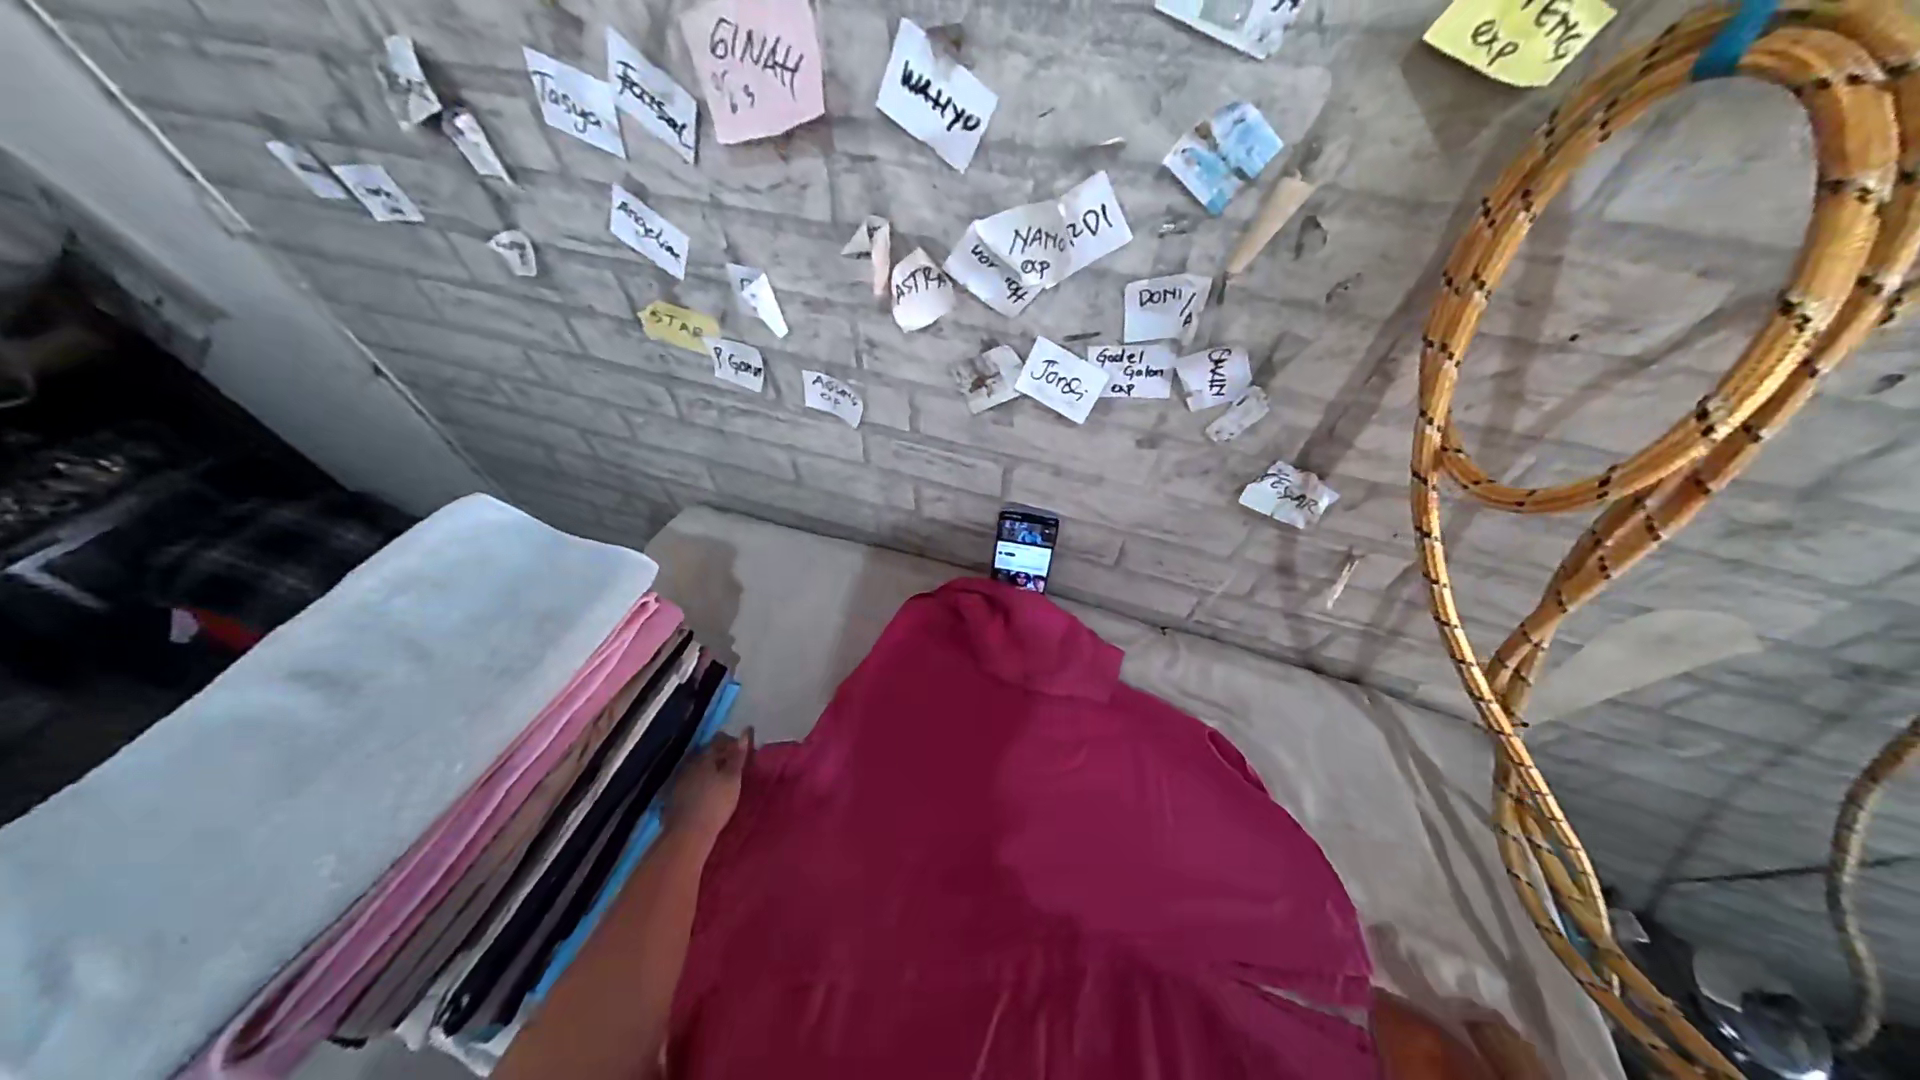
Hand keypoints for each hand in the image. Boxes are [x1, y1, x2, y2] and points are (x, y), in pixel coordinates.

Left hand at [667, 728, 752, 836]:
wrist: (688, 834)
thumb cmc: (716, 803)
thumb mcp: (733, 779)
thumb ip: (738, 756)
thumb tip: (744, 732)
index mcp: (704, 758)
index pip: (718, 741)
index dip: (731, 743)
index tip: (742, 749)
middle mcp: (689, 765)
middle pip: (705, 754)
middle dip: (719, 757)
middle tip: (733, 765)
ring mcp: (679, 782)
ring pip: (696, 769)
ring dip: (708, 771)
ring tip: (720, 780)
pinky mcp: (673, 798)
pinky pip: (689, 784)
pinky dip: (699, 785)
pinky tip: (704, 793)